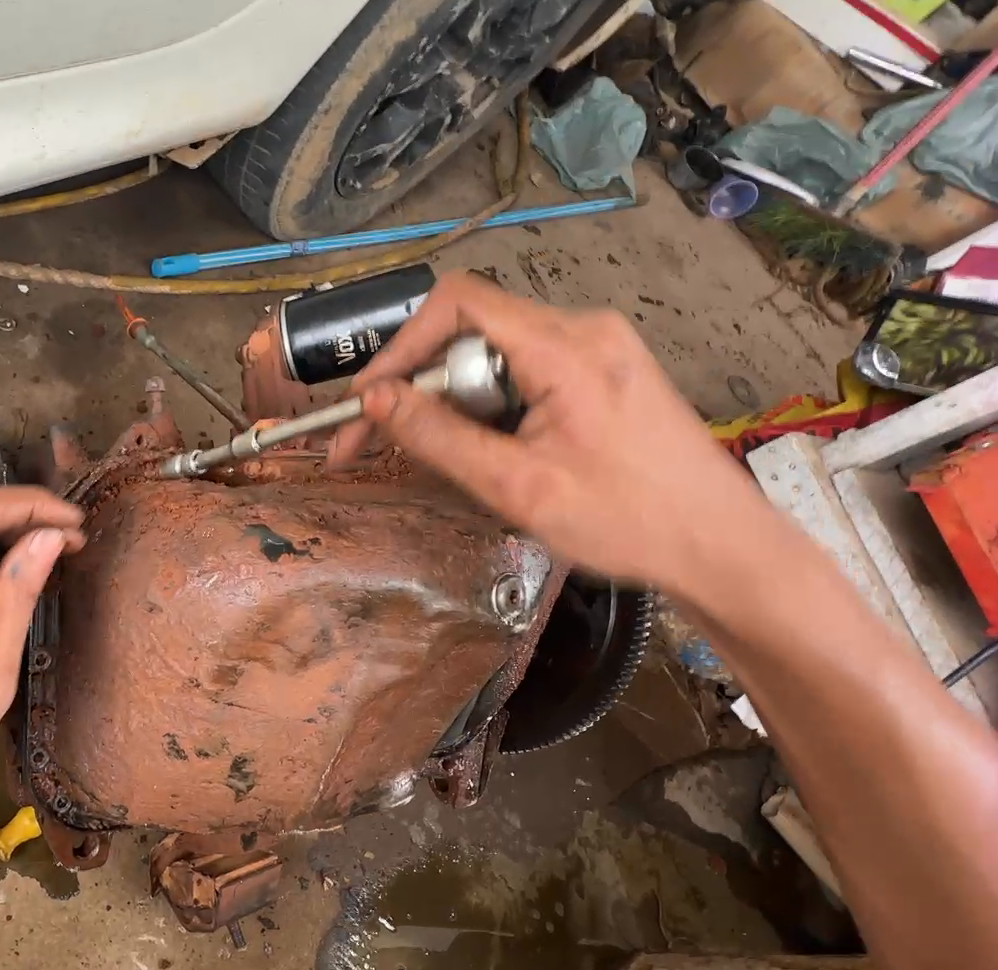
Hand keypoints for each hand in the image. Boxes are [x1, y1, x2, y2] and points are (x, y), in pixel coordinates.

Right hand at [325, 271, 774, 598]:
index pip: (457, 305)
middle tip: (372, 444)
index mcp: (566, 347)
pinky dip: (480, 408)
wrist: (721, 547)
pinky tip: (479, 449)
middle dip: (412, 386)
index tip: (367, 401)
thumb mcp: (515, 485)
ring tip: (433, 456)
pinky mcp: (597, 373)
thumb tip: (374, 400)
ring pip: (485, 356)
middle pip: (466, 332)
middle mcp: (581, 331)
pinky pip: (515, 373)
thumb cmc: (626, 521)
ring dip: (446, 403)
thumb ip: (439, 436)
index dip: (399, 347)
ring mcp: (594, 350)